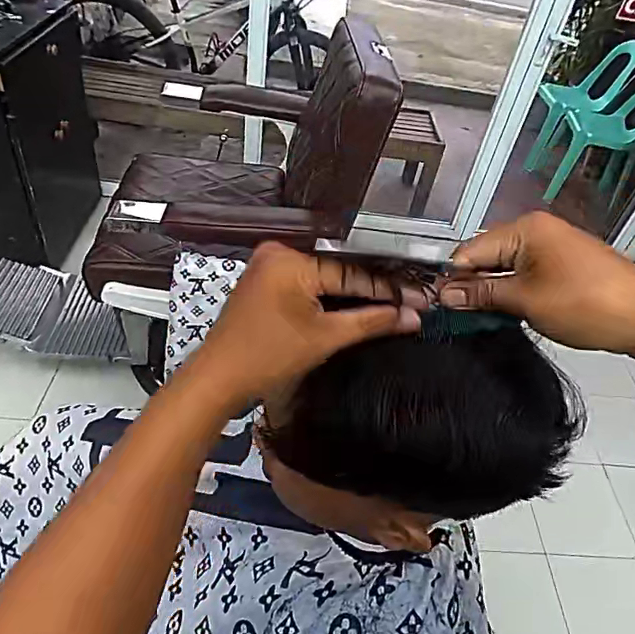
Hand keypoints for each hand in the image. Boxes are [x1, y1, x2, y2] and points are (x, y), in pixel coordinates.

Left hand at [182, 242, 422, 404]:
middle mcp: (279, 254)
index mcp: (291, 260)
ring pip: (327, 275)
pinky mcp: (268, 280)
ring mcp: (271, 266)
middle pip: (342, 269)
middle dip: (375, 289)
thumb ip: (372, 322)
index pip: (353, 272)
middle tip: (408, 301)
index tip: (415, 299)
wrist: (219, 379)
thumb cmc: (261, 358)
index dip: (388, 290)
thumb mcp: (326, 338)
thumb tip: (408, 317)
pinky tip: (357, 306)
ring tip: (390, 304)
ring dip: (355, 293)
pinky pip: (311, 281)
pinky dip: (332, 296)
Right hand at [437, 212, 634, 355]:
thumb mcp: (526, 301)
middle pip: (487, 256)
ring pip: (507, 268)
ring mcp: (553, 247)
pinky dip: (516, 293)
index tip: (439, 308)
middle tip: (461, 319)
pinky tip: (513, 313)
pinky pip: (527, 274)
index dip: (452, 279)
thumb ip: (482, 294)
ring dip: (495, 292)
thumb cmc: (588, 304)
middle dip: (473, 285)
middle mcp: (538, 230)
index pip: (470, 249)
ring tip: (487, 319)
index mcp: (525, 228)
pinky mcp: (564, 265)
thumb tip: (446, 293)